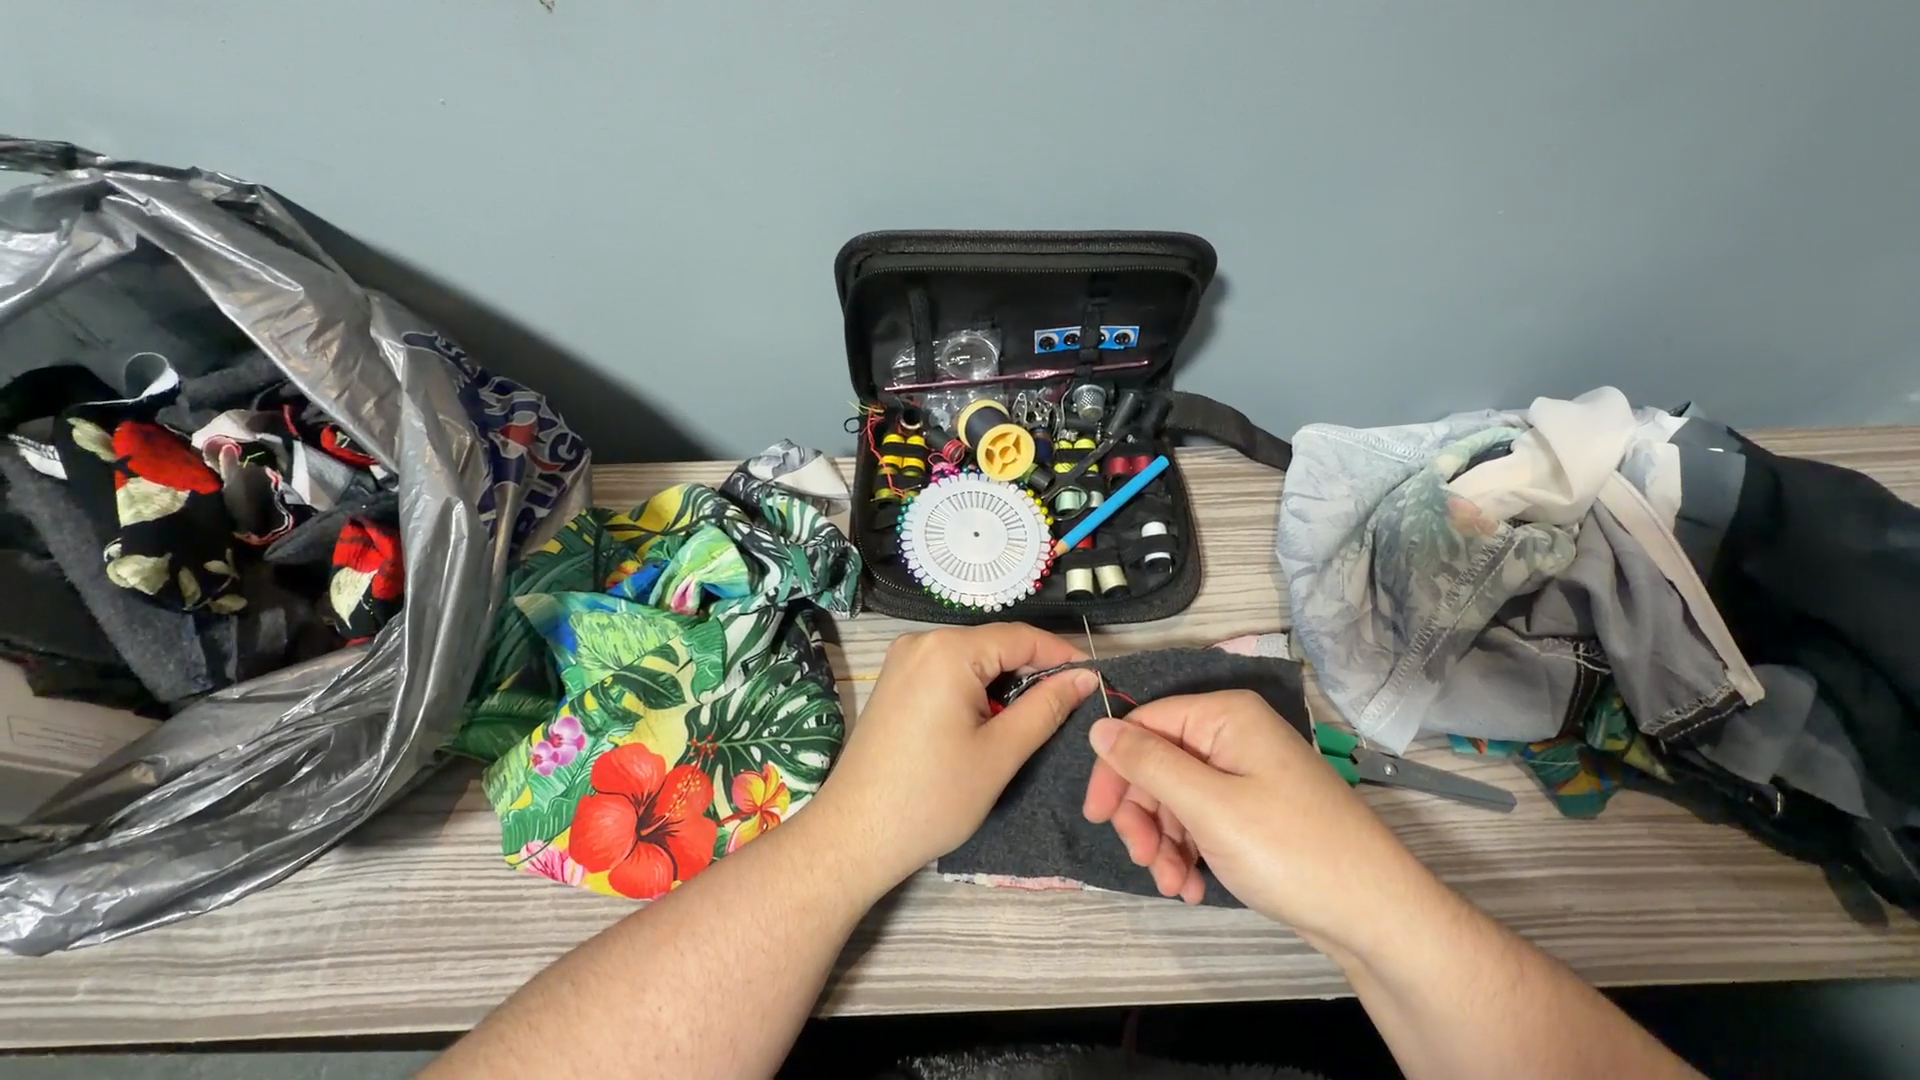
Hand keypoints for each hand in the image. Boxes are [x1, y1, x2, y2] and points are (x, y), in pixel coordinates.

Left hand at [809, 623, 1098, 891]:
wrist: (855, 834)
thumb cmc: (932, 796)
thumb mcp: (1000, 753)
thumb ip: (1047, 707)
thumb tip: (1086, 677)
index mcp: (948, 650)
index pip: (1021, 637)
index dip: (1062, 657)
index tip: (1096, 682)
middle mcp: (921, 642)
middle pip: (995, 645)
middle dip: (1034, 672)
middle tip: (1070, 707)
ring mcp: (902, 661)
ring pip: (972, 659)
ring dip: (1005, 683)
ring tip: (1034, 719)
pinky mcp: (894, 683)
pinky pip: (948, 672)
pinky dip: (976, 690)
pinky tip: (990, 721)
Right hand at [1082, 690, 1429, 949]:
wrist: (1374, 915)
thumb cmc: (1289, 851)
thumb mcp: (1208, 806)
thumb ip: (1148, 763)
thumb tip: (1099, 726)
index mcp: (1225, 717)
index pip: (1144, 724)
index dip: (1115, 768)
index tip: (1098, 817)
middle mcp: (1233, 736)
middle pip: (1157, 764)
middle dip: (1144, 816)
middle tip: (1144, 860)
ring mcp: (1245, 774)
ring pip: (1175, 798)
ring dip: (1164, 842)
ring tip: (1173, 884)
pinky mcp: (1253, 810)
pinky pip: (1201, 819)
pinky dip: (1188, 852)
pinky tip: (1190, 886)